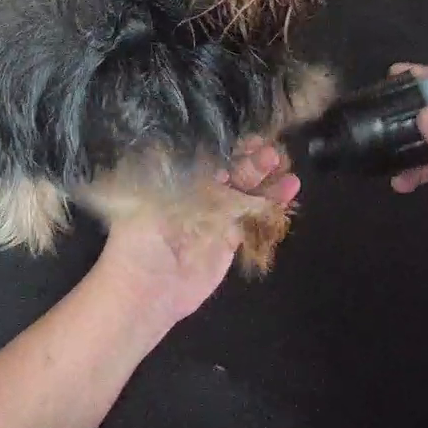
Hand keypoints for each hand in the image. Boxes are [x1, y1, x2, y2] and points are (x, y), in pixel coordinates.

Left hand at [88, 138, 299, 333]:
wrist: (146, 291)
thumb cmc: (138, 240)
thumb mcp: (147, 199)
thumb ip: (169, 174)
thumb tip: (172, 141)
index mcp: (175, 182)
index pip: (206, 157)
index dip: (227, 147)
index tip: (248, 136)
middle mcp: (196, 195)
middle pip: (229, 173)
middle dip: (250, 162)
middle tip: (271, 151)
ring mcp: (214, 217)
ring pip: (245, 194)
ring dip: (266, 181)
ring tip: (288, 169)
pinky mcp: (229, 240)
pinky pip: (252, 217)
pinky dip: (270, 204)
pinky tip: (289, 190)